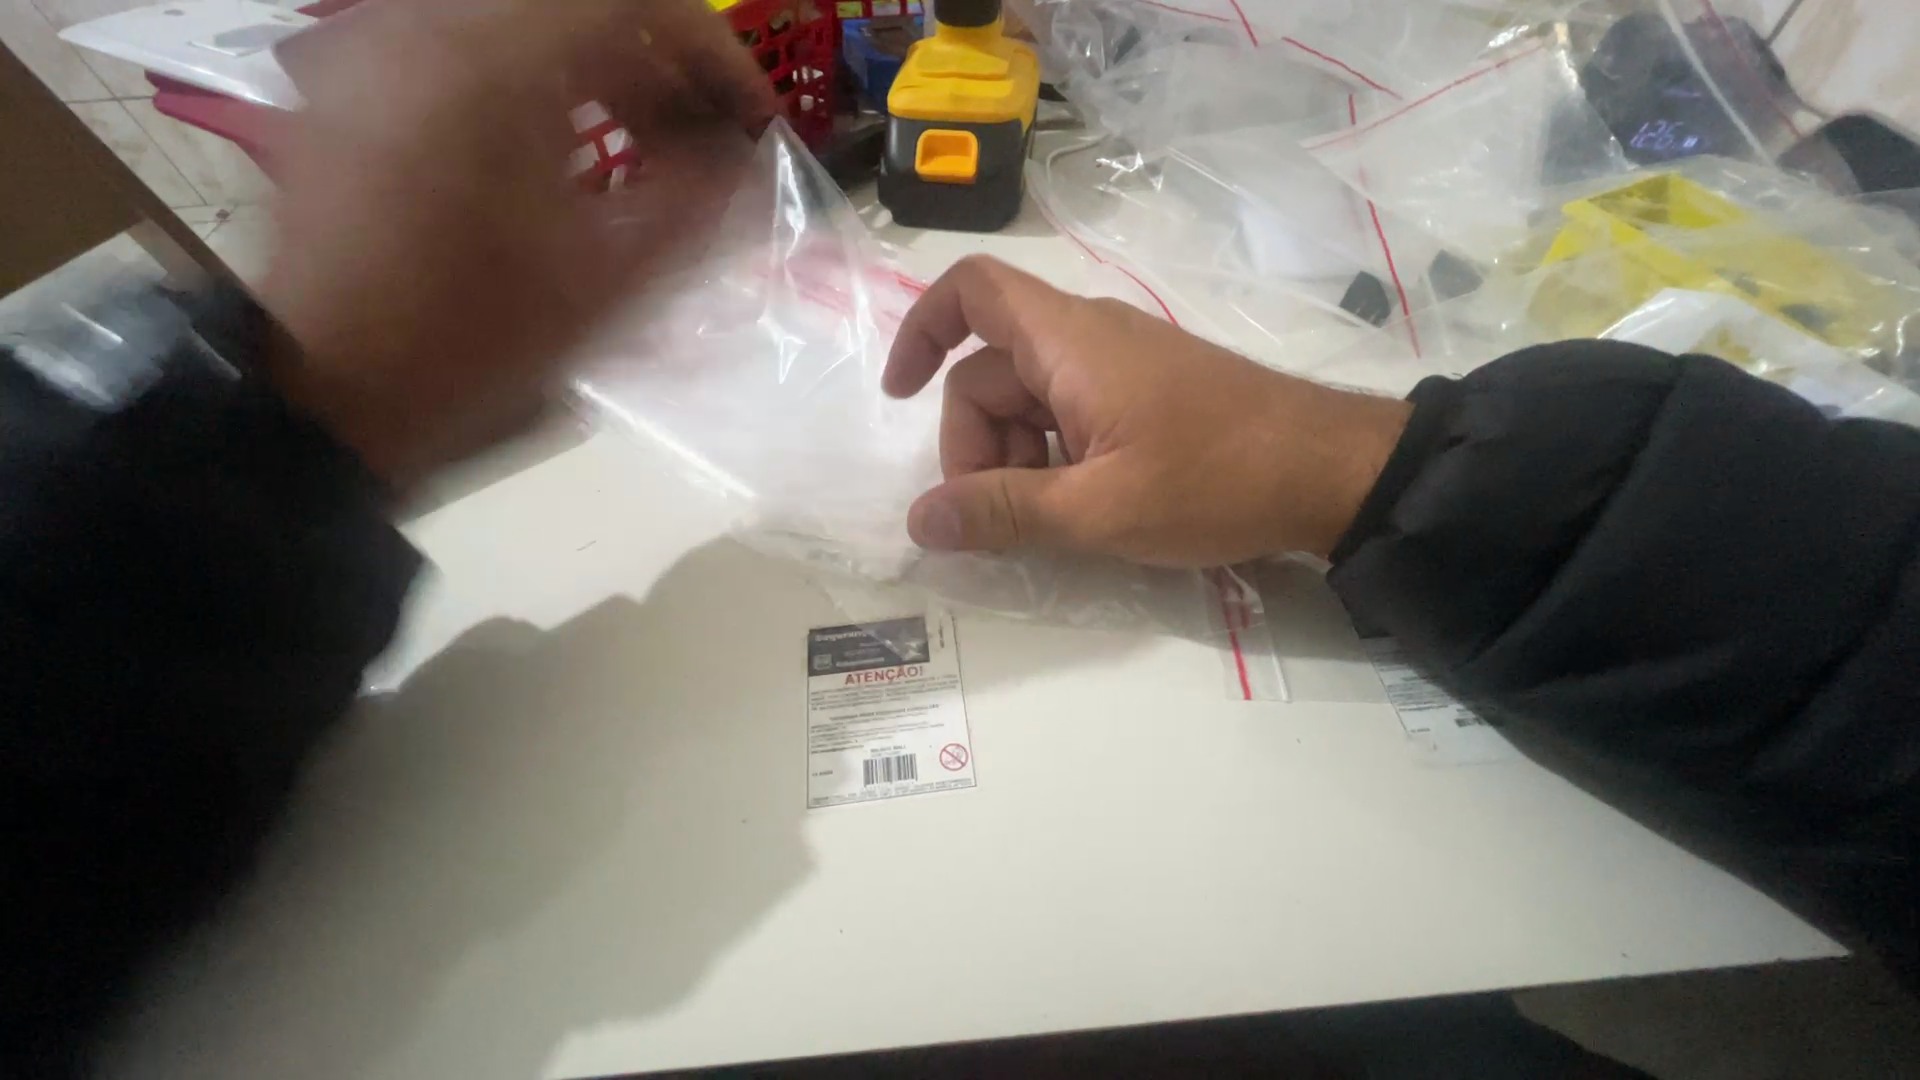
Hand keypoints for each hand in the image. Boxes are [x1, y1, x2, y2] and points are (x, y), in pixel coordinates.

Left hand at [260, 0, 774, 487]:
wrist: (334, 392)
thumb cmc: (479, 348)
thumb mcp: (608, 284)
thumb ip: (696, 206)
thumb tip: (749, 160)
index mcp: (489, 68)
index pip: (635, 3)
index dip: (717, 56)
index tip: (757, 121)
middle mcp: (425, 24)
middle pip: (582, 8)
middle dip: (669, 74)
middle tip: (716, 149)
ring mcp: (383, 46)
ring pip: (532, 28)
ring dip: (615, 83)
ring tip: (660, 158)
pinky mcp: (363, 80)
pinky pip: (483, 54)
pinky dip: (553, 90)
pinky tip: (584, 156)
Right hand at [882, 257, 1412, 564]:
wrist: (1331, 473)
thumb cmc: (1214, 481)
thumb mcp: (1097, 509)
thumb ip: (1002, 513)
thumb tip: (918, 521)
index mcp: (1067, 342)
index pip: (971, 293)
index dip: (921, 331)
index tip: (900, 395)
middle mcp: (1086, 339)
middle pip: (990, 373)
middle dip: (976, 446)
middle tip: (999, 519)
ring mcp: (1118, 368)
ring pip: (1029, 403)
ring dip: (1016, 461)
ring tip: (1052, 522)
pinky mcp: (1142, 396)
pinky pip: (1069, 416)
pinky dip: (1053, 459)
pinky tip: (1081, 509)